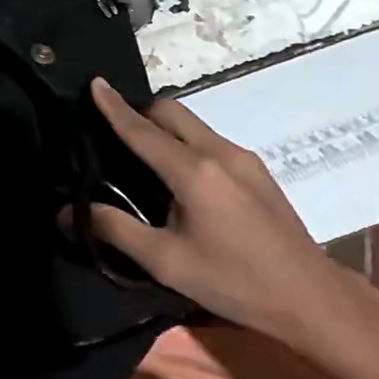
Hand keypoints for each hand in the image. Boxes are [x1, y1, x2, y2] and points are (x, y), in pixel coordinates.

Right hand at [84, 78, 378, 342]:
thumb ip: (116, 231)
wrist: (308, 295)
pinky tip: (183, 178)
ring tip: (145, 160)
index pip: (143, 130)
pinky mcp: (257, 168)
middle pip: (172, 112)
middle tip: (116, 135)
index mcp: (194, 171)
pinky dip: (187, 143)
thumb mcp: (167, 263)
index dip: (115, 107)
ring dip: (165, 129)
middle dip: (141, 112)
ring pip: (194, 124)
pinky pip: (211, 140)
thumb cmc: (233, 282)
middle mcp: (219, 151)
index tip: (96, 83)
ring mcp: (243, 156)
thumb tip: (69, 212)